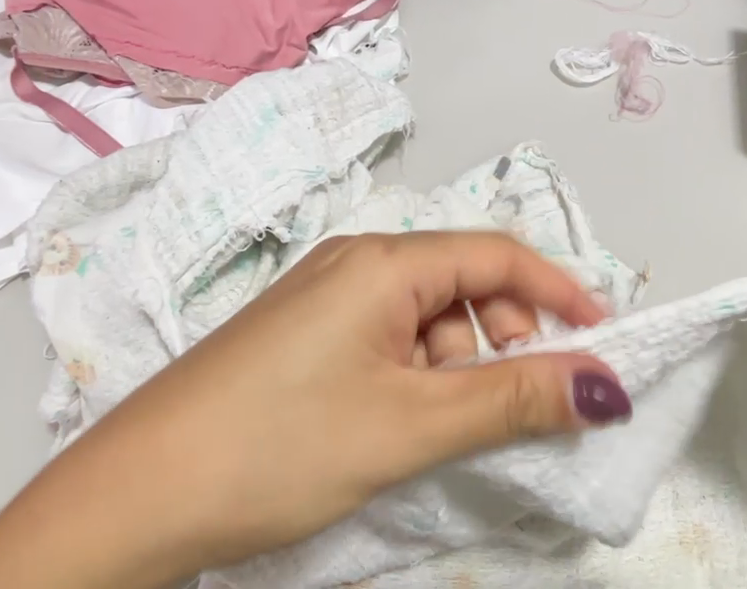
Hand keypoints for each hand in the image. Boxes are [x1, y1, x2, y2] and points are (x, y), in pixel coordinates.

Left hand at [0, 232, 630, 588]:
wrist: (141, 491)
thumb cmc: (283, 445)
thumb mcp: (411, 424)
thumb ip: (512, 399)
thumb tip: (605, 385)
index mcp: (383, 262)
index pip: (496, 254)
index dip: (559, 292)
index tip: (605, 342)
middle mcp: (353, 262)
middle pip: (461, 280)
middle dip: (506, 333)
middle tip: (515, 398)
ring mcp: (322, 297)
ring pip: (424, 313)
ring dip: (458, 361)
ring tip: (445, 424)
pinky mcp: (301, 334)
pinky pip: (385, 335)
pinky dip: (417, 371)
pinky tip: (401, 421)